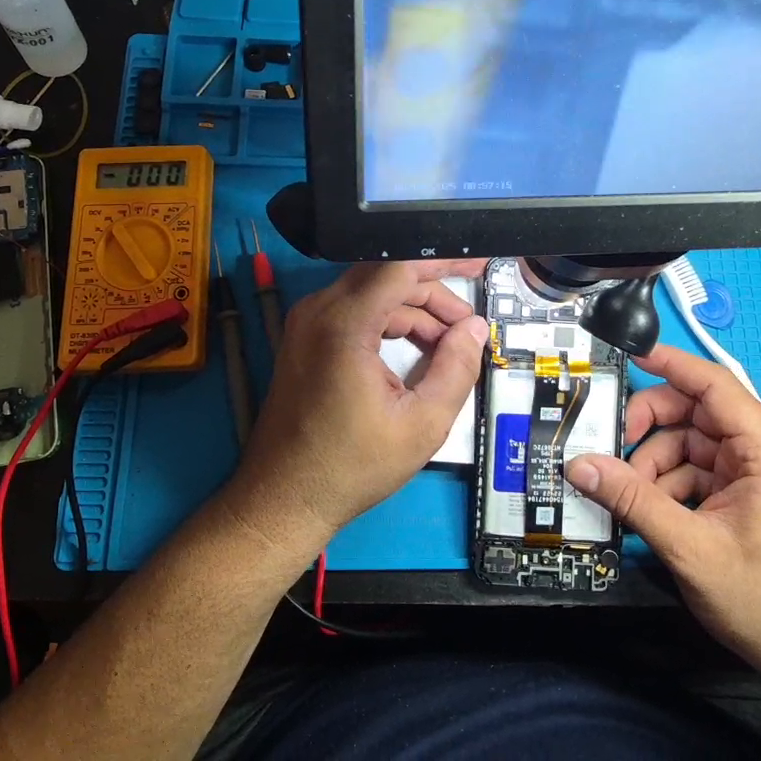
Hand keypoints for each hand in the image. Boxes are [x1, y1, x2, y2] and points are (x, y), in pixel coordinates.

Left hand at [226, 260, 487, 542]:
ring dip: (414, 311)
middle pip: (387, 275)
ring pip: (372, 292)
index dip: (444, 262)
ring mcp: (305, 323)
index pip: (400, 267)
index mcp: (343, 324)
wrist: (283, 498)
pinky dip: (389, 322)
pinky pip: (355, 311)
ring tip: (449, 346)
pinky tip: (417, 351)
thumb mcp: (421, 424)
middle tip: (469, 322)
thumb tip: (473, 330)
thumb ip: (456, 369)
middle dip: (434, 292)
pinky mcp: (304, 338)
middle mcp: (318, 311)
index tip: (478, 267)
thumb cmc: (350, 466)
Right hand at [565, 345, 760, 679]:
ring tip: (634, 500)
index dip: (671, 365)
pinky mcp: (753, 497)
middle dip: (652, 430)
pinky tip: (655, 513)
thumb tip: (582, 466)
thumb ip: (633, 501)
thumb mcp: (691, 548)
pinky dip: (674, 485)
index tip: (630, 355)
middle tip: (614, 453)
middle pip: (698, 415)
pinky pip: (703, 472)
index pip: (715, 386)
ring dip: (658, 466)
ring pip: (694, 446)